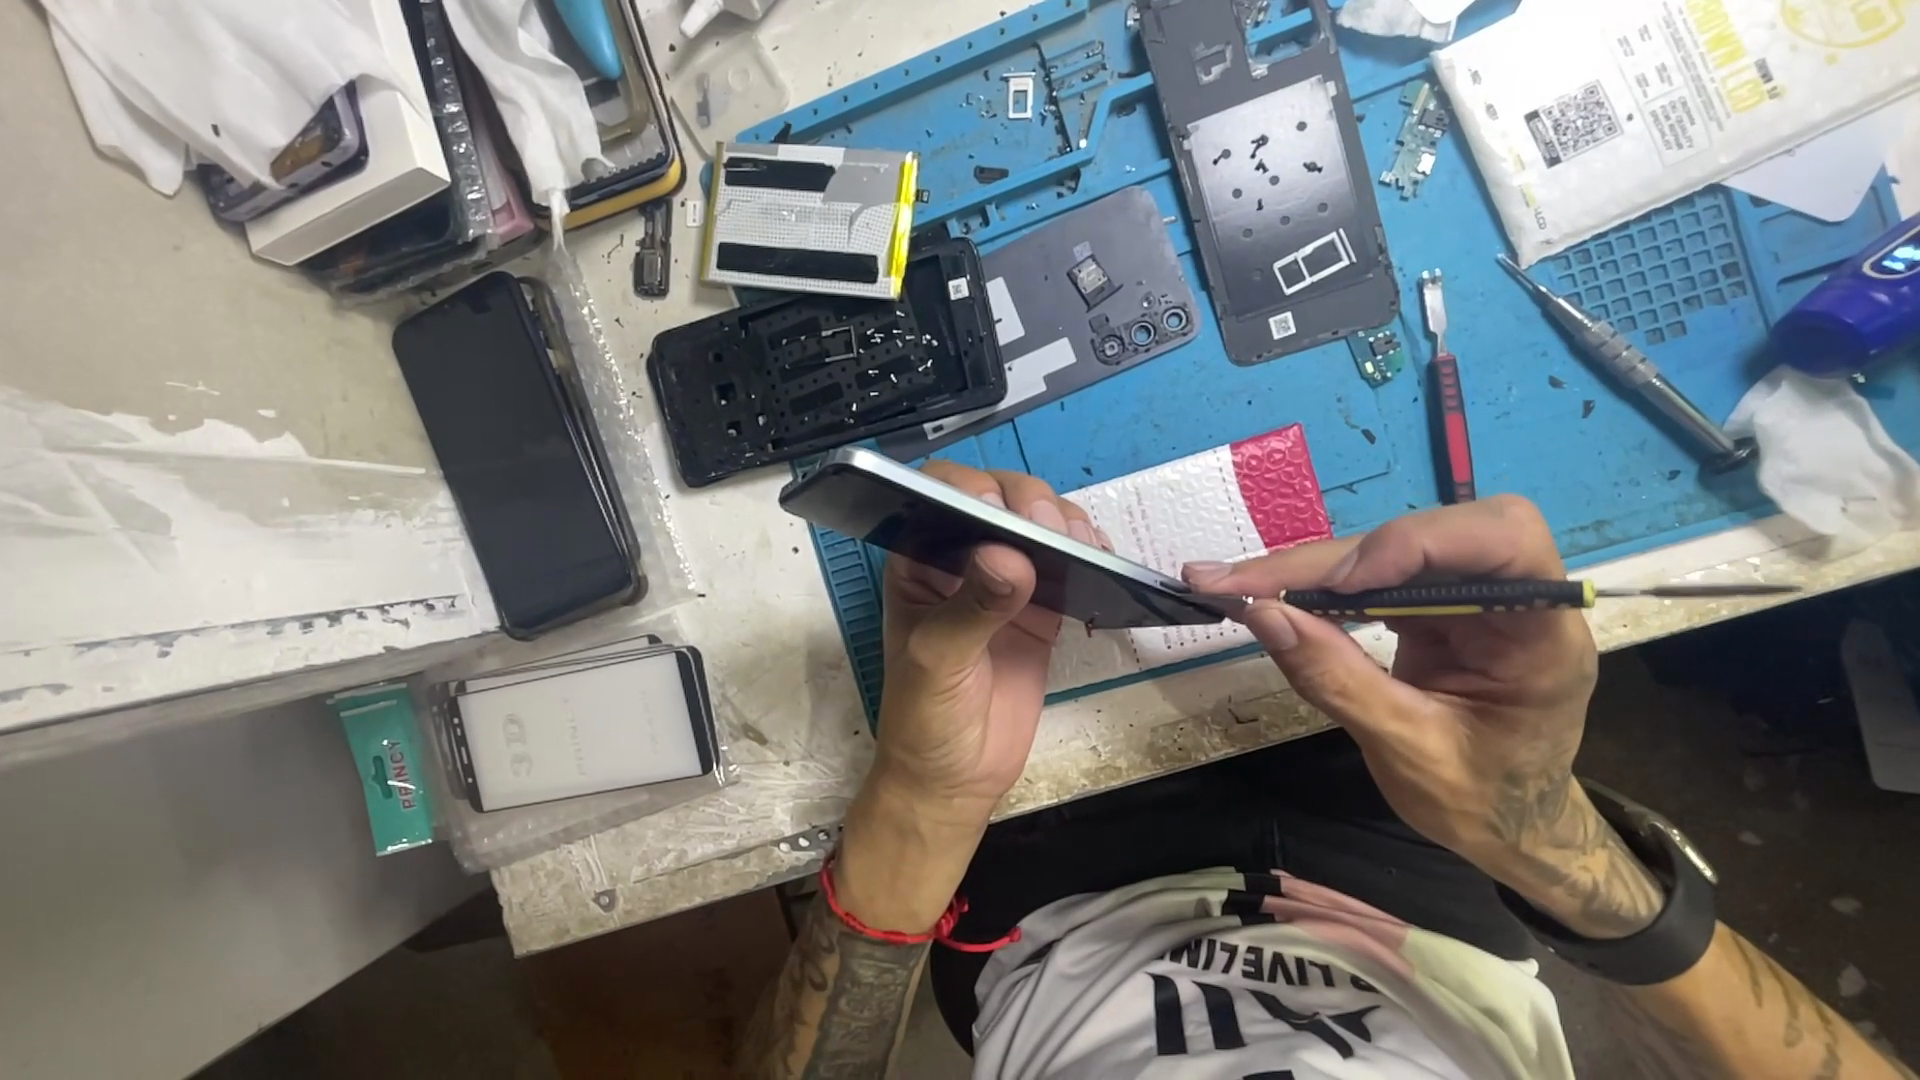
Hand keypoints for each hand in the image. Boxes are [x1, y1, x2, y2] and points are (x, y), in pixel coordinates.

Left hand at [835, 464, 1096, 932]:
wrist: (957, 778)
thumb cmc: (925, 719)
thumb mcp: (937, 663)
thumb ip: (970, 610)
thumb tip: (1008, 556)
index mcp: (918, 562)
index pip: (939, 496)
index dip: (970, 489)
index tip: (1003, 511)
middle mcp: (960, 560)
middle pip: (998, 499)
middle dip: (1028, 502)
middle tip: (1052, 531)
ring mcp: (1005, 581)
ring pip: (1038, 524)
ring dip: (1065, 522)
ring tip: (1085, 545)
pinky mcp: (1042, 607)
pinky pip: (1069, 563)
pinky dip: (1089, 554)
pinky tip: (1102, 561)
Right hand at [1183, 497, 1655, 933]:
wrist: (1507, 827)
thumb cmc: (1481, 802)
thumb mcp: (1407, 752)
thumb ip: (1338, 681)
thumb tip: (1263, 614)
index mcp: (1540, 636)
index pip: (1501, 541)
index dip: (1417, 543)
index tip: (1340, 584)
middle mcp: (1509, 599)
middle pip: (1421, 537)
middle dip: (1324, 560)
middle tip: (1232, 581)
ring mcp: (1465, 599)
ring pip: (1382, 552)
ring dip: (1305, 569)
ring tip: (1229, 584)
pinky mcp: (1429, 606)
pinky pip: (1367, 577)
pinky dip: (1313, 586)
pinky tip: (1268, 595)